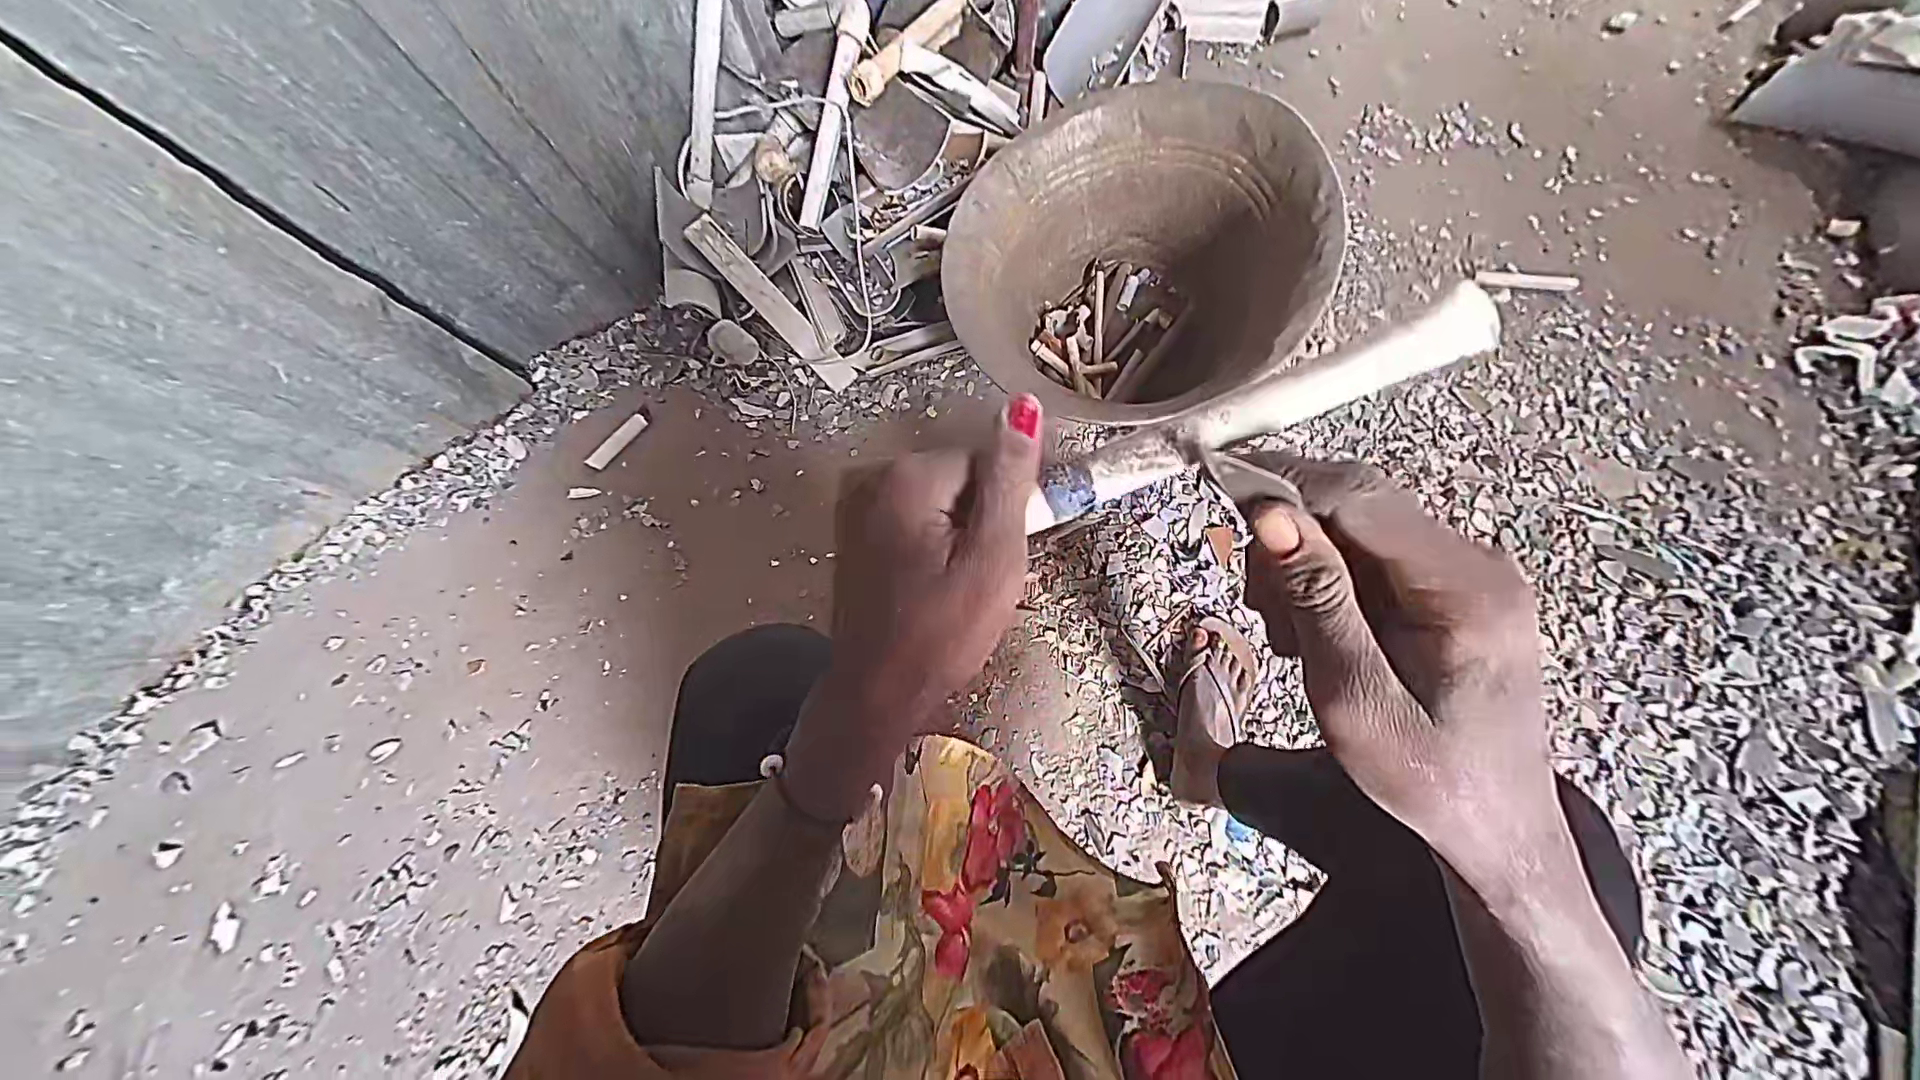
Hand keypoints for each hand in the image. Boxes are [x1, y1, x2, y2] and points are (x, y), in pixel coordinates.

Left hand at [780, 395, 1043, 819]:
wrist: (879, 693)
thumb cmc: (943, 633)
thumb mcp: (994, 555)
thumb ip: (1010, 478)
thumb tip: (1023, 405)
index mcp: (909, 476)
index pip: (986, 461)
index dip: (1007, 508)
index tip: (1005, 553)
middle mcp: (876, 480)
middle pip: (961, 480)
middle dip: (982, 522)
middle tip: (983, 577)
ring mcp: (859, 508)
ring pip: (941, 505)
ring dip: (961, 538)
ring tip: (959, 588)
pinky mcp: (857, 536)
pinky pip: (915, 525)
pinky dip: (934, 549)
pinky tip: (934, 588)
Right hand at [1240, 454, 1565, 885]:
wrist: (1493, 829)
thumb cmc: (1426, 778)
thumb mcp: (1353, 696)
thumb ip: (1316, 600)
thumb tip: (1270, 516)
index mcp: (1465, 586)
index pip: (1357, 496)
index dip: (1281, 487)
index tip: (1218, 491)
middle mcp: (1472, 561)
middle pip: (1352, 503)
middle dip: (1285, 538)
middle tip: (1260, 606)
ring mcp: (1460, 571)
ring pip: (1348, 527)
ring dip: (1296, 564)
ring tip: (1289, 635)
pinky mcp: (1442, 586)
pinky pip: (1361, 556)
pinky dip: (1316, 581)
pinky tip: (1310, 629)